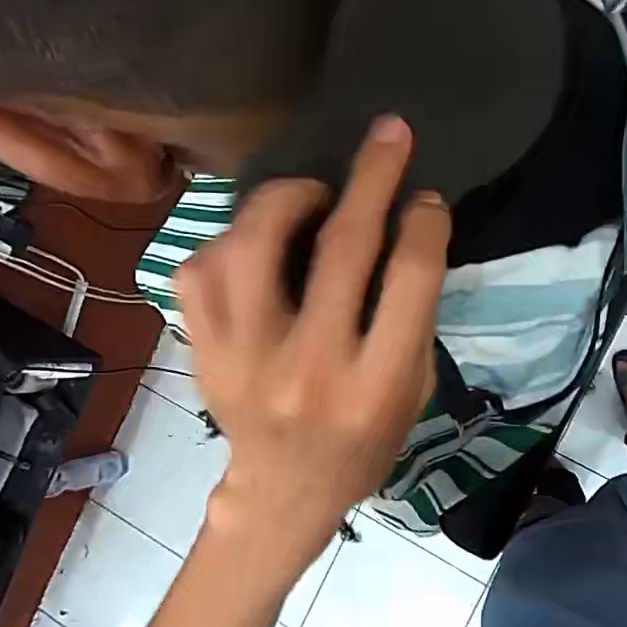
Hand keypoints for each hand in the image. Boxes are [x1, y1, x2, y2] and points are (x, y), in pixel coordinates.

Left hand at [176, 117, 450, 567]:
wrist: (283, 493)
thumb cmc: (363, 443)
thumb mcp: (413, 393)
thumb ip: (411, 317)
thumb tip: (403, 231)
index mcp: (376, 384)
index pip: (408, 278)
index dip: (423, 222)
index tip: (424, 197)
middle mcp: (309, 366)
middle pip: (341, 247)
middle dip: (372, 177)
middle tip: (389, 134)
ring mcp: (244, 357)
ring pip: (253, 242)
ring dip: (288, 197)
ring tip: (312, 193)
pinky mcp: (202, 350)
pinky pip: (202, 266)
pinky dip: (231, 237)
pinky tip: (256, 240)